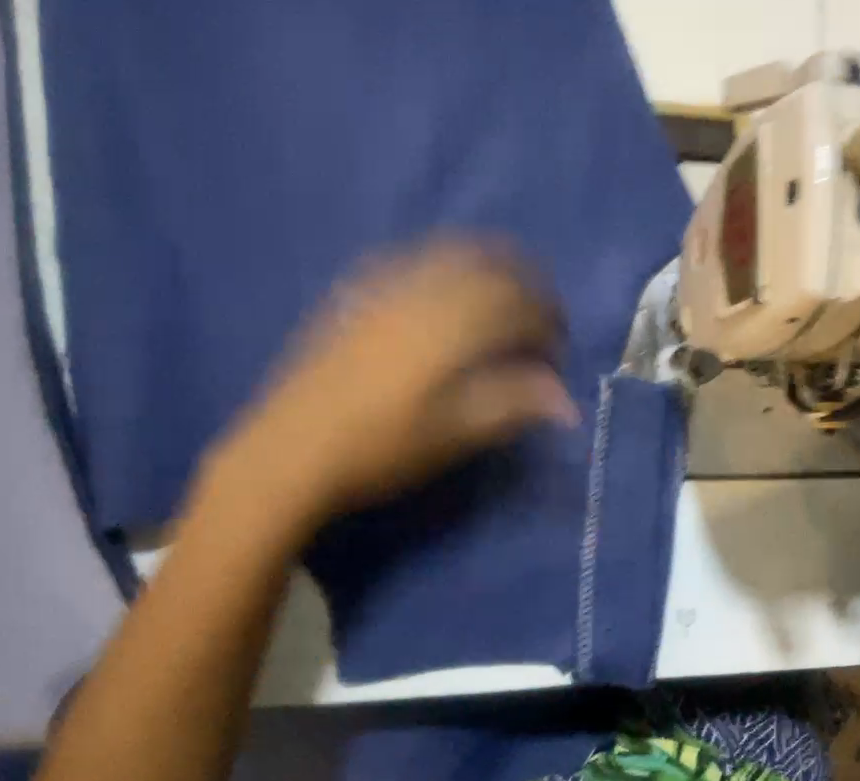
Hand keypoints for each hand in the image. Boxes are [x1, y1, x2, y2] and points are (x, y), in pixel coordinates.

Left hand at [208, 239, 575, 525]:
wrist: (293, 449)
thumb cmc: (381, 448)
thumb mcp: (453, 434)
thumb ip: (511, 406)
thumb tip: (566, 401)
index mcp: (450, 325)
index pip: (517, 303)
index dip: (547, 320)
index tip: (558, 349)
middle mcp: (421, 291)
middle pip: (489, 266)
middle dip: (525, 284)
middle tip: (541, 316)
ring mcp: (384, 286)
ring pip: (450, 253)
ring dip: (487, 267)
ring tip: (501, 299)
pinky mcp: (356, 293)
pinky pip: (411, 259)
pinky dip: (443, 266)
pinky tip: (441, 294)